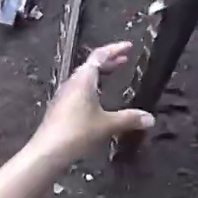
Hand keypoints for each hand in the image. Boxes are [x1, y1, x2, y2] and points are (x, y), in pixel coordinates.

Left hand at [31, 42, 153, 162]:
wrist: (48, 151)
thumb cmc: (77, 132)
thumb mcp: (107, 125)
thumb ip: (129, 119)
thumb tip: (149, 118)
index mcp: (84, 80)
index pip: (100, 55)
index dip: (115, 49)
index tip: (128, 47)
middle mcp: (73, 83)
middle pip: (91, 64)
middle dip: (109, 60)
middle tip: (124, 59)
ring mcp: (65, 95)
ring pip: (85, 77)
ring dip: (100, 73)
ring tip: (114, 75)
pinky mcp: (61, 107)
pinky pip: (79, 89)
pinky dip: (93, 86)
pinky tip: (98, 98)